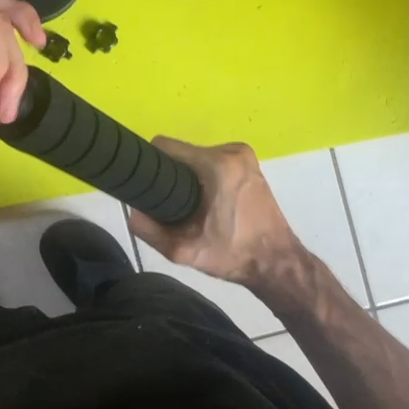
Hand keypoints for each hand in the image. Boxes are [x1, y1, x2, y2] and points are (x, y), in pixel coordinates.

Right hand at [128, 138, 305, 288]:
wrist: (276, 261)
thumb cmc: (232, 255)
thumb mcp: (183, 251)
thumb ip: (149, 230)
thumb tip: (132, 210)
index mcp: (217, 165)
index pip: (164, 147)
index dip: (149, 166)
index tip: (147, 189)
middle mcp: (231, 151)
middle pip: (180, 152)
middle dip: (169, 177)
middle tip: (171, 208)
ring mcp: (243, 154)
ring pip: (194, 157)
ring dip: (185, 178)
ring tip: (190, 208)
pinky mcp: (248, 162)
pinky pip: (211, 162)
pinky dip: (202, 177)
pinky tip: (206, 202)